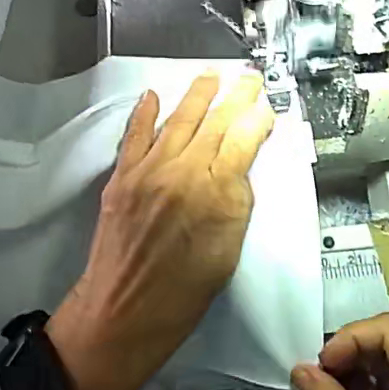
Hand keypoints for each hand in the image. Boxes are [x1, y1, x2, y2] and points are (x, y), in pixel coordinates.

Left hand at [48, 73, 276, 389]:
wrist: (125, 313)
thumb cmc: (185, 293)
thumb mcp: (228, 249)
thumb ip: (235, 201)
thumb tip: (237, 168)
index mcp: (218, 195)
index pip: (243, 140)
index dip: (257, 119)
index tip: (266, 108)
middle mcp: (183, 174)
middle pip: (214, 122)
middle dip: (234, 97)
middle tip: (246, 79)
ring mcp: (149, 172)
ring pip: (177, 120)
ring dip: (196, 95)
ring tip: (209, 76)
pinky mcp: (122, 177)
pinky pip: (135, 135)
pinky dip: (144, 113)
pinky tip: (153, 95)